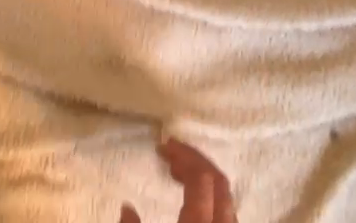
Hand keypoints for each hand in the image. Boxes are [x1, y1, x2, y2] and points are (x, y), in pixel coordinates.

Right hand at [119, 140, 236, 222]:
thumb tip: (127, 206)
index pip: (202, 179)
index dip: (184, 156)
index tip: (163, 145)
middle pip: (219, 182)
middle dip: (195, 159)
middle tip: (171, 149)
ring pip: (227, 196)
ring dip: (205, 175)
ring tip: (180, 170)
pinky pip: (228, 209)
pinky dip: (213, 193)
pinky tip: (196, 196)